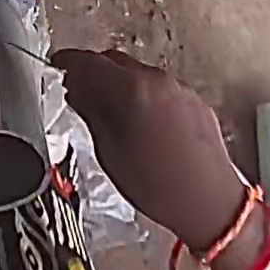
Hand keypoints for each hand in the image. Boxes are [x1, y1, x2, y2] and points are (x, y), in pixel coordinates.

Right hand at [52, 48, 247, 245]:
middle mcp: (156, 80)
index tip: (56, 66)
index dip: (67, 61)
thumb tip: (75, 90)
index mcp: (132, 89)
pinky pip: (158, 87)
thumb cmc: (157, 185)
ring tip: (108, 109)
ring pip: (136, 73)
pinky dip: (141, 93)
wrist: (213, 208)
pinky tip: (139, 120)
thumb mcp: (109, 151)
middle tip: (77, 91)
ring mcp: (179, 89)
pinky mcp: (195, 101)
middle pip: (113, 61)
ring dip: (118, 82)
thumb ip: (90, 111)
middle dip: (92, 72)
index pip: (89, 61)